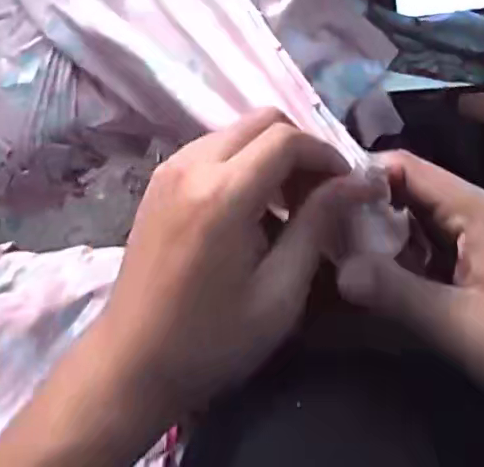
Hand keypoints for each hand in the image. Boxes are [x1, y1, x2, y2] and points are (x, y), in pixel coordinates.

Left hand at [0, 110, 380, 466]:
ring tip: (288, 202)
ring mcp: (172, 165)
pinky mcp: (161, 176)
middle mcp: (193, 163)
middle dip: (300, 147)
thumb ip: (317, 226)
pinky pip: (215, 145)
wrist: (128, 363)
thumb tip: (355, 183)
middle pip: (263, 120)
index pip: (286, 138)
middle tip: (319, 191)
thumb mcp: (278, 294)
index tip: (345, 184)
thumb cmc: (210, 341)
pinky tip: (251, 204)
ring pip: (238, 129)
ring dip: (271, 152)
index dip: (324, 153)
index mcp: (222, 192)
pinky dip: (244, 159)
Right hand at [336, 152, 483, 466]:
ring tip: (339, 250)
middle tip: (321, 229)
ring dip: (385, 233)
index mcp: (476, 208)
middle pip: (410, 188)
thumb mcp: (463, 328)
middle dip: (367, 206)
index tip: (320, 197)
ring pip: (420, 218)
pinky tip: (383, 278)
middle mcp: (478, 210)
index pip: (407, 166)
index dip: (362, 174)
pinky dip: (407, 255)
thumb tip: (336, 266)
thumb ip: (398, 293)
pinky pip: (436, 244)